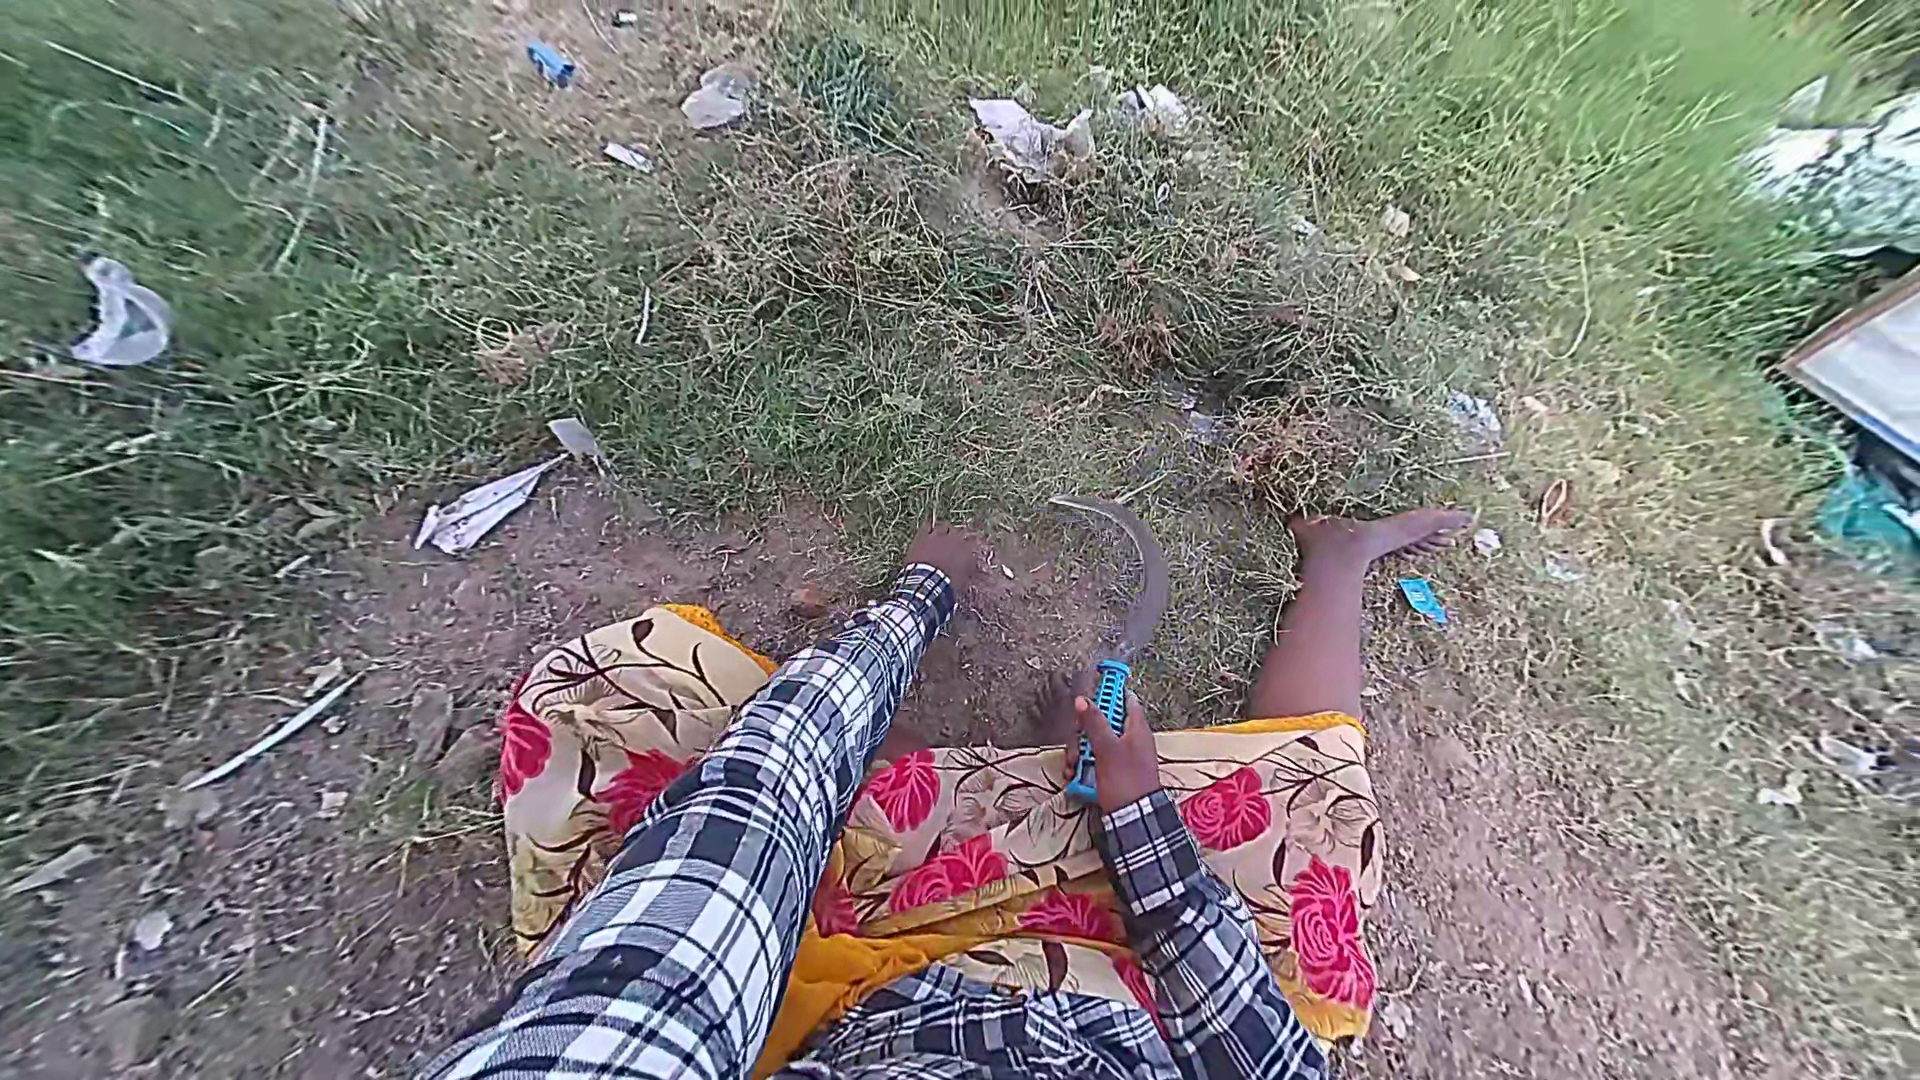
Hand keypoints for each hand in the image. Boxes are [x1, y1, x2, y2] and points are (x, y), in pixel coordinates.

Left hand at [904, 525, 981, 594]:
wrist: (928, 581)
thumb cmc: (949, 583)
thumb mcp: (964, 581)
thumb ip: (969, 572)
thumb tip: (973, 574)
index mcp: (967, 549)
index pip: (974, 541)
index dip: (971, 545)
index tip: (968, 550)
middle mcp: (955, 539)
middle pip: (960, 531)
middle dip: (958, 537)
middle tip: (954, 543)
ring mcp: (939, 536)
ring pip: (945, 526)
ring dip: (944, 531)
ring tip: (942, 536)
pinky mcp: (924, 536)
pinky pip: (927, 526)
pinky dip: (928, 528)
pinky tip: (928, 531)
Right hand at [1065, 691, 1160, 813]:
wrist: (1135, 820)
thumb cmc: (1125, 780)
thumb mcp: (1106, 748)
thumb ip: (1094, 722)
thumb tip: (1082, 699)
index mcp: (1137, 728)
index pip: (1125, 699)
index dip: (1108, 693)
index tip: (1091, 696)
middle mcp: (1132, 739)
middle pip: (1105, 721)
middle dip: (1086, 728)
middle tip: (1078, 737)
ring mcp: (1123, 756)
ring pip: (1097, 741)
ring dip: (1081, 750)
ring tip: (1074, 763)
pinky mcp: (1114, 771)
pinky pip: (1096, 759)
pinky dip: (1085, 764)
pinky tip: (1075, 773)